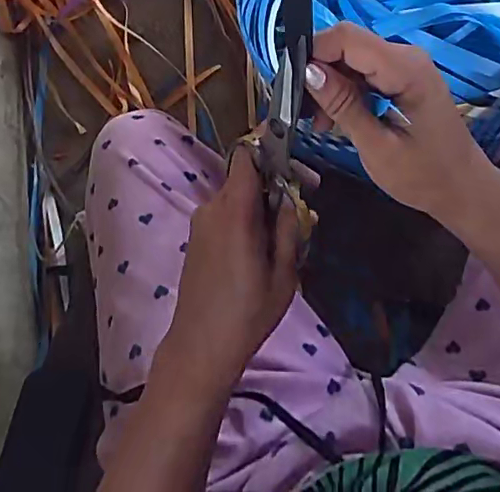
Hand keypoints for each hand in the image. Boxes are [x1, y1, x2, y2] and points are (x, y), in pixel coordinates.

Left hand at [160, 140, 301, 390]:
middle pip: (245, 178)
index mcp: (234, 209)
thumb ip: (288, 228)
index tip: (292, 167)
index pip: (246, 156)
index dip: (268, 151)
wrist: (199, 346)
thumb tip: (289, 197)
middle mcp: (212, 206)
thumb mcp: (284, 274)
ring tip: (285, 236)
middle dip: (273, 185)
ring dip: (260, 206)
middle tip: (302, 204)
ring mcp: (200, 221)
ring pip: (236, 197)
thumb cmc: (247, 313)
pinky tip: (260, 249)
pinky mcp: (197, 236)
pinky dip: (244, 219)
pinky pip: (225, 214)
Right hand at [302, 22, 493, 220]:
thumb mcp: (377, 147)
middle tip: (303, 109)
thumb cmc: (425, 176)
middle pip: (346, 44)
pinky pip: (361, 69)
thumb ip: (343, 105)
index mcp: (406, 69)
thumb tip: (308, 70)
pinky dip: (342, 89)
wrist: (464, 191)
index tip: (291, 81)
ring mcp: (404, 64)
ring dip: (328, 83)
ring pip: (349, 56)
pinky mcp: (399, 75)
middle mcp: (405, 56)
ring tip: (319, 121)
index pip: (347, 37)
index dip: (314, 50)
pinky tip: (334, 116)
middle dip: (318, 70)